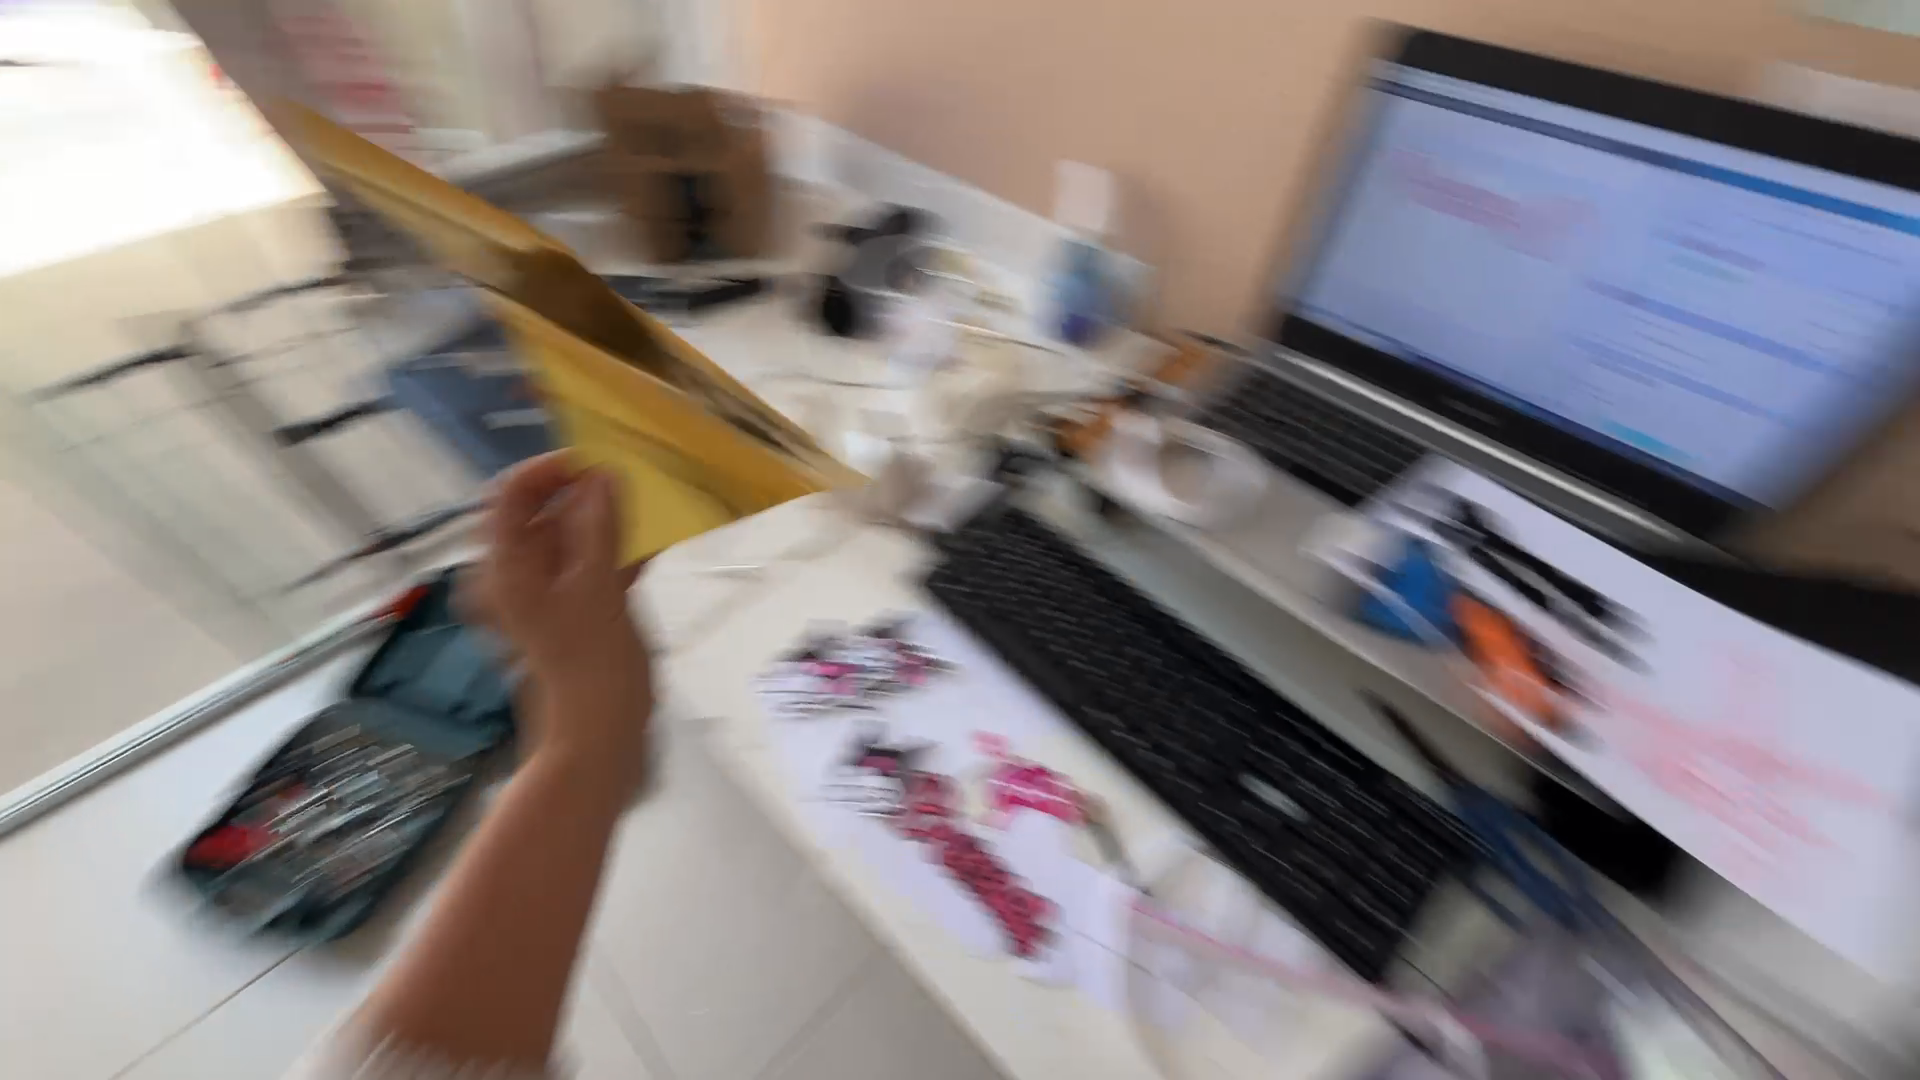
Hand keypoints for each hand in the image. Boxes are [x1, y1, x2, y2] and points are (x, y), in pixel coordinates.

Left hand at [468, 453, 651, 789]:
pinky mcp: (576, 614)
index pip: (510, 495)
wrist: (599, 734)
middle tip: (631, 490)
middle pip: (542, 516)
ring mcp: (547, 597)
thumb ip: (598, 527)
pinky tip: (651, 551)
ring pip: (573, 542)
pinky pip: (592, 569)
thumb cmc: (593, 661)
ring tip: (647, 515)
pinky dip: (617, 556)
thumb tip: (603, 476)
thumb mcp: (597, 587)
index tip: (597, 467)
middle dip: (585, 497)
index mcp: (506, 568)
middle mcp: (518, 577)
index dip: (549, 472)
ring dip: (607, 525)